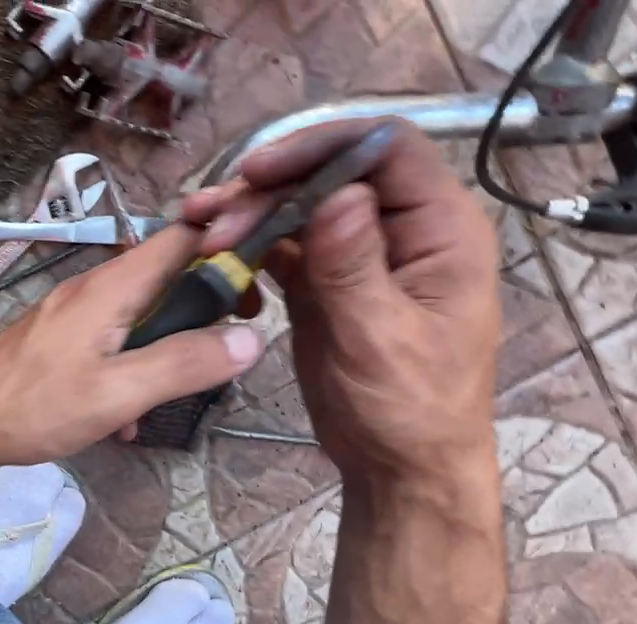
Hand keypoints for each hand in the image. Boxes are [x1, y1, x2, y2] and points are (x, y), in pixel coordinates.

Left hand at [0, 224, 263, 473]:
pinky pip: (105, 343)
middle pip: (163, 277)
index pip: (183, 236)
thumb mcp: (117, 394)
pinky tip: (121, 419)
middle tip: (224, 350)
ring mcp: (66, 316)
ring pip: (135, 317)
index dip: (228, 246)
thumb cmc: (31, 409)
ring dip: (161, 350)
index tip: (257, 286)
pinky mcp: (51, 343)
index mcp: (110, 288)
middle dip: (200, 310)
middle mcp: (88, 290)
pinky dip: (125, 370)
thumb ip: (183, 364)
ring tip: (172, 396)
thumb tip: (251, 338)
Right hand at [186, 119, 502, 494]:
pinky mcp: (323, 289)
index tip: (255, 172)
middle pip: (329, 180)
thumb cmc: (408, 405)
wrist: (397, 463)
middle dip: (266, 191)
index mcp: (438, 229)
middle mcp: (398, 232)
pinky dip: (248, 253)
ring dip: (248, 219)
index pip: (383, 153)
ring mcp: (357, 260)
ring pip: (300, 215)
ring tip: (198, 234)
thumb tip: (335, 196)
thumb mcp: (381, 337)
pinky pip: (284, 254)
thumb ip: (356, 267)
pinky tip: (215, 263)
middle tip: (208, 219)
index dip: (319, 148)